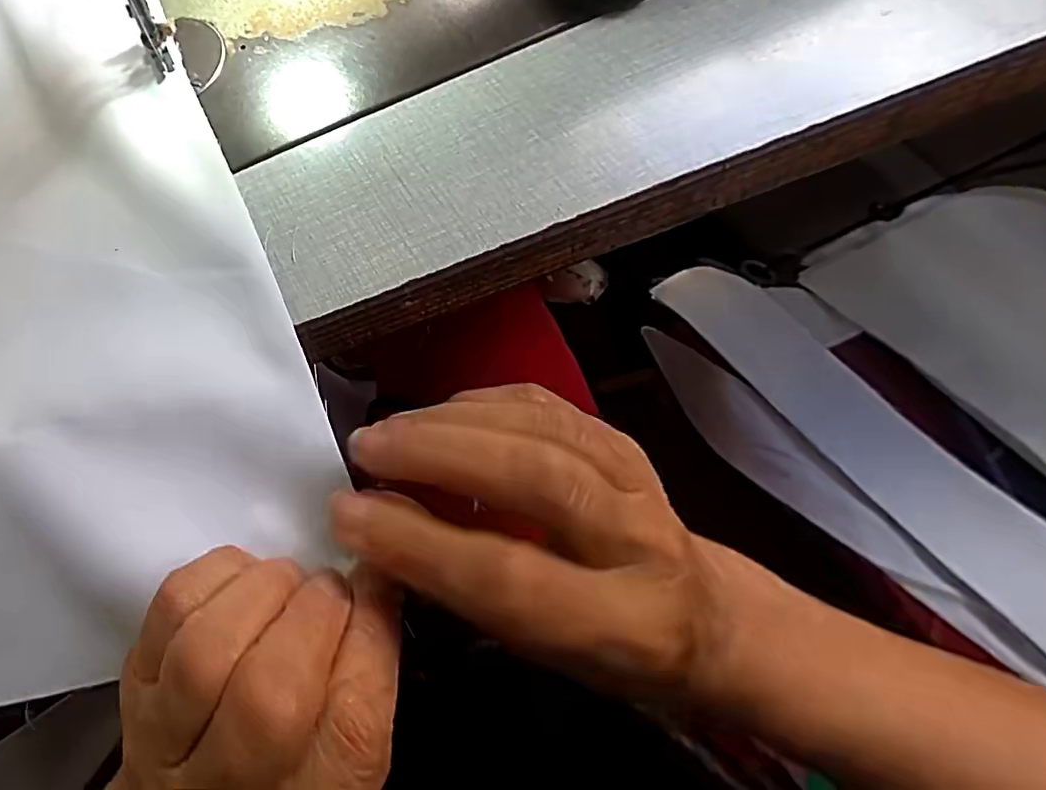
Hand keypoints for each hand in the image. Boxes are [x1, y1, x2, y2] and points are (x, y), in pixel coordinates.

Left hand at [114, 547, 401, 788]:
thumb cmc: (283, 766)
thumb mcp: (342, 749)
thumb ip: (364, 675)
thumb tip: (376, 582)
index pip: (351, 729)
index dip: (369, 637)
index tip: (376, 586)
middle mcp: (230, 783)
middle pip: (270, 694)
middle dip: (314, 610)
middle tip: (329, 587)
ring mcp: (167, 736)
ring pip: (207, 648)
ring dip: (261, 587)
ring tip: (286, 579)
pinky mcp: (136, 682)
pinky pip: (169, 610)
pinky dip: (214, 573)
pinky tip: (241, 577)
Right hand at [329, 384, 729, 703]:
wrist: (698, 613)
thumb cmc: (600, 643)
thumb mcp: (531, 640)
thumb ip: (456, 580)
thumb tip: (372, 516)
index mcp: (625, 624)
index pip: (507, 576)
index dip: (417, 541)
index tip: (347, 511)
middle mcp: (642, 542)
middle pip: (534, 476)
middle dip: (436, 454)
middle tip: (367, 446)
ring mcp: (636, 477)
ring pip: (538, 427)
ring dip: (449, 420)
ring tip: (390, 428)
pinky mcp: (619, 436)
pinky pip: (540, 402)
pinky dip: (477, 402)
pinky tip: (437, 415)